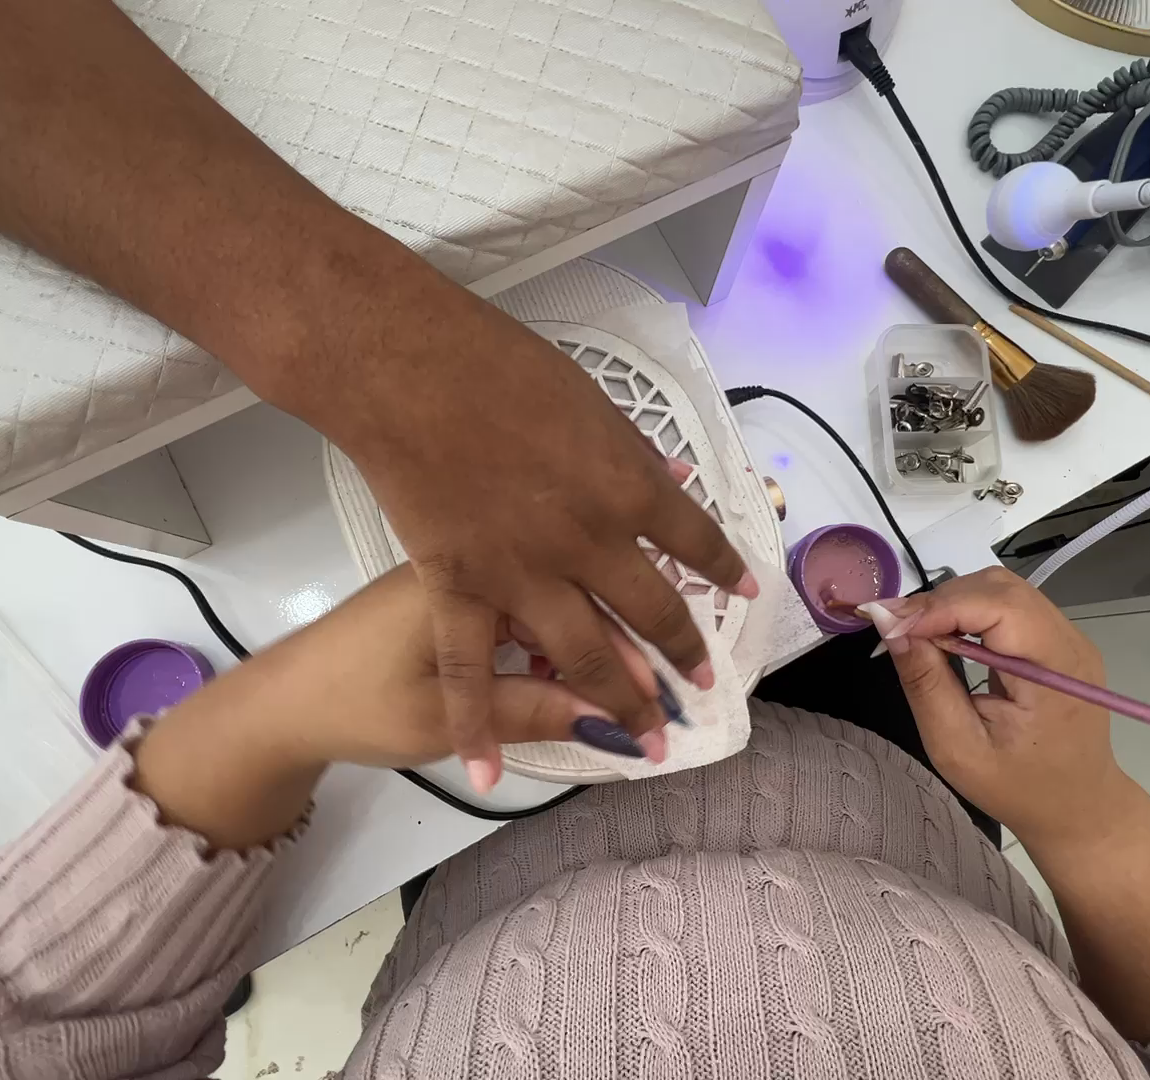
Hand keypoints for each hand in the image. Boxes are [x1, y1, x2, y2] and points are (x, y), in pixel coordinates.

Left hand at [134, 566, 669, 847]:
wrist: (285, 686)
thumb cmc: (355, 702)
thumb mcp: (433, 717)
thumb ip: (523, 712)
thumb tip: (608, 720)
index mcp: (478, 594)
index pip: (574, 636)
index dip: (625, 679)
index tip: (664, 714)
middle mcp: (491, 563)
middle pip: (586, 595)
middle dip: (643, 635)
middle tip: (693, 666)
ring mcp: (482, 556)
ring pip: (572, 567)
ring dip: (626, 583)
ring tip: (696, 581)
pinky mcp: (472, 563)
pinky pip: (547, 559)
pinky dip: (593, 556)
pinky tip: (634, 537)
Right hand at [308, 271, 752, 791]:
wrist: (406, 371)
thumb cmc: (503, 367)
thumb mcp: (589, 403)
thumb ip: (631, 455)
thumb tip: (670, 483)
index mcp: (628, 488)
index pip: (695, 540)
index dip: (724, 569)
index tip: (744, 593)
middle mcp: (589, 544)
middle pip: (652, 613)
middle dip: (683, 656)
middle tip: (701, 691)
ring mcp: (522, 577)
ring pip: (584, 656)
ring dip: (622, 701)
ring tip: (650, 740)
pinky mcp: (457, 592)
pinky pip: (469, 671)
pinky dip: (475, 725)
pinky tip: (488, 775)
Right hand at [874, 568, 1131, 844]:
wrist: (1078, 808)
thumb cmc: (1017, 787)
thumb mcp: (956, 747)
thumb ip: (924, 682)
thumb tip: (887, 624)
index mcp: (1053, 674)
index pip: (997, 607)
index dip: (938, 607)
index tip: (888, 625)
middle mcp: (1068, 642)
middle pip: (998, 588)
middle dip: (940, 600)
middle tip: (896, 628)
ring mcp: (1066, 636)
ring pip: (999, 588)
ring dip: (950, 601)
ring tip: (915, 632)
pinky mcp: (1055, 638)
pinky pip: (1005, 603)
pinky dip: (965, 609)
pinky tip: (943, 635)